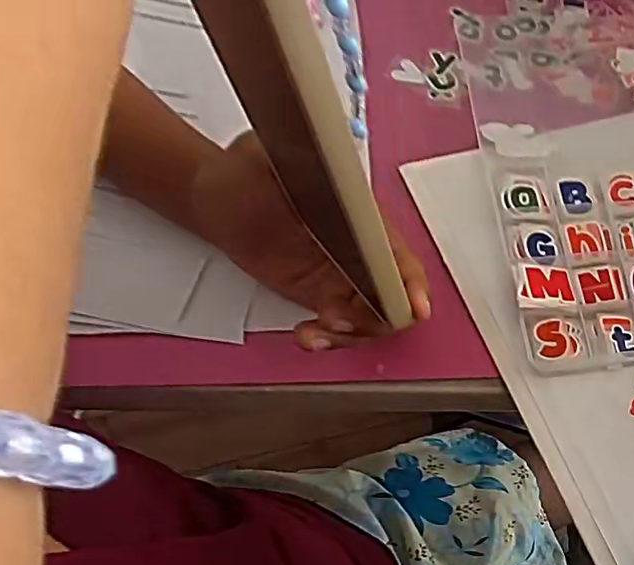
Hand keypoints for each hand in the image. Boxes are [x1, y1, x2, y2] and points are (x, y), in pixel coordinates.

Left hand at [188, 132, 431, 350]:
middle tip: (339, 321)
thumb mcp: (266, 157)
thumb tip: (325, 157)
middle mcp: (372, 257)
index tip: (414, 307)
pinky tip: (308, 335)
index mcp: (370, 224)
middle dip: (376, 319)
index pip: (404, 260)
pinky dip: (331, 339)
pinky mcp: (335, 302)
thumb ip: (298, 160)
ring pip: (376, 322)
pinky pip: (348, 330)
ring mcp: (356, 283)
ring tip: (317, 331)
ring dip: (351, 334)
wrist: (219, 202)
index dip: (413, 286)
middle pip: (399, 301)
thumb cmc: (244, 175)